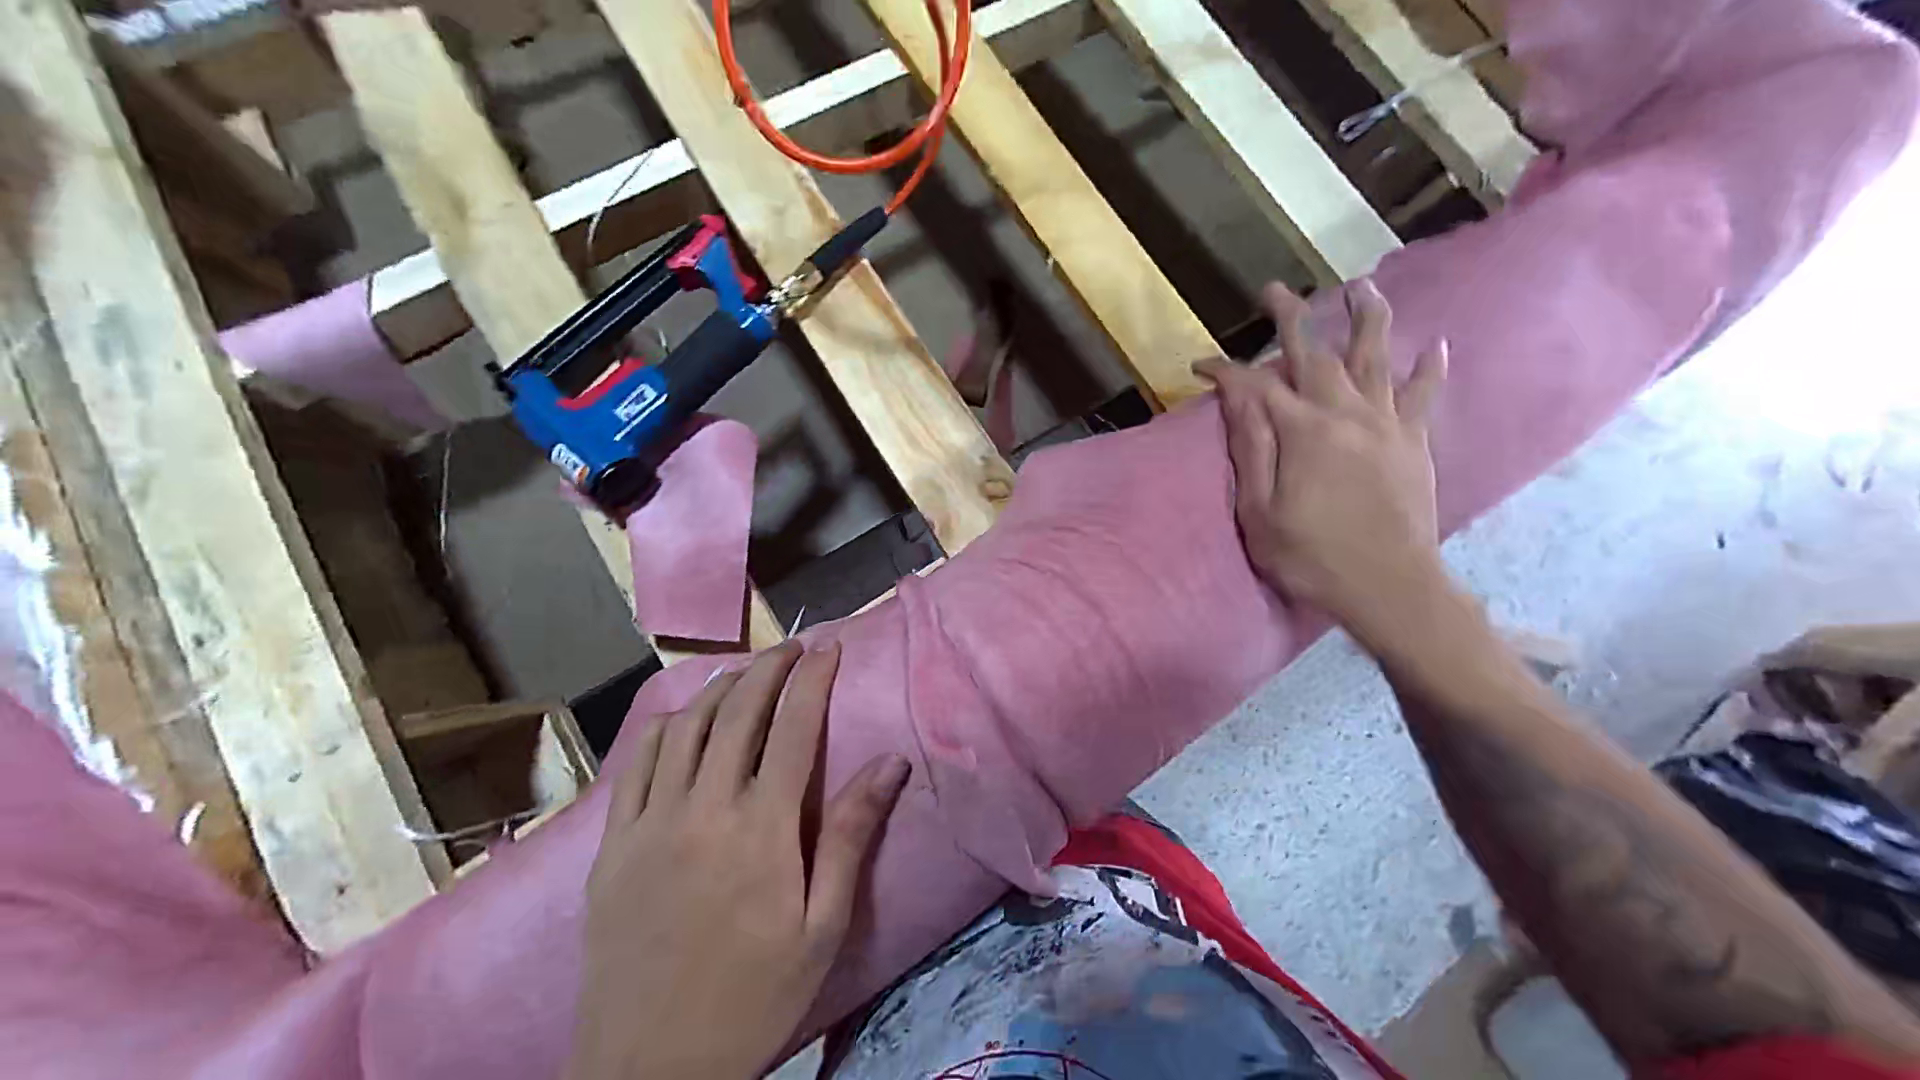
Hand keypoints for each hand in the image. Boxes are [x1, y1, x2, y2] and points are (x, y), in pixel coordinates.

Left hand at [565, 642, 909, 1079]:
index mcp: (762, 828)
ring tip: (748, 673)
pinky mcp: (612, 843)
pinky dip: (668, 727)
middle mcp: (703, 808)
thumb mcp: (823, 927)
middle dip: (771, 667)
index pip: (793, 726)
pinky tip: (685, 720)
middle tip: (794, 647)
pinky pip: (639, 762)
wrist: (647, 1071)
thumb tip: (890, 762)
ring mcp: (650, 822)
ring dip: (722, 687)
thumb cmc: (753, 998)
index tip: (829, 648)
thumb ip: (852, 836)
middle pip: (739, 710)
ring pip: (687, 726)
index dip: (813, 678)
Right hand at [1196, 280, 1448, 648]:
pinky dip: (1429, 369)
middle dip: (1292, 318)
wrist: (1390, 587)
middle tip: (1275, 291)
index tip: (1201, 365)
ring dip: (1367, 318)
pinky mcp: (1414, 443)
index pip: (1255, 386)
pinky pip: (1424, 395)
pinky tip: (1436, 345)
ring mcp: (1386, 424)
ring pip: (1376, 358)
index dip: (1225, 372)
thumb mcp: (1260, 511)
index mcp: (1302, 431)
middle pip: (1316, 354)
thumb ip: (1251, 448)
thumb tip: (1238, 396)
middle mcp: (1346, 414)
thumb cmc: (1311, 557)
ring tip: (1361, 287)